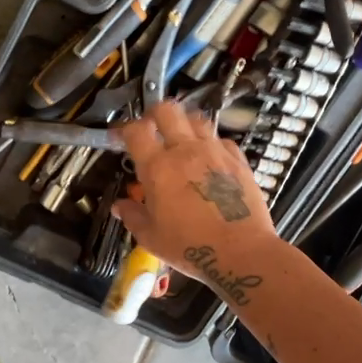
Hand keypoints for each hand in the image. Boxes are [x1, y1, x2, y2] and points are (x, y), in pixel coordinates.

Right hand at [113, 101, 282, 290]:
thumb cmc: (190, 246)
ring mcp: (214, 152)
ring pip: (196, 119)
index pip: (136, 131)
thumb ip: (133, 216)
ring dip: (184, 125)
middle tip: (152, 130)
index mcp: (158, 168)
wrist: (241, 251)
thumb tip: (120, 206)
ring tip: (181, 141)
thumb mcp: (151, 238)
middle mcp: (185, 151)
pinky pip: (221, 139)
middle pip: (167, 110)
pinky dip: (211, 143)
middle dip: (155, 115)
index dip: (125, 129)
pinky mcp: (238, 160)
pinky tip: (209, 159)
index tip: (121, 138)